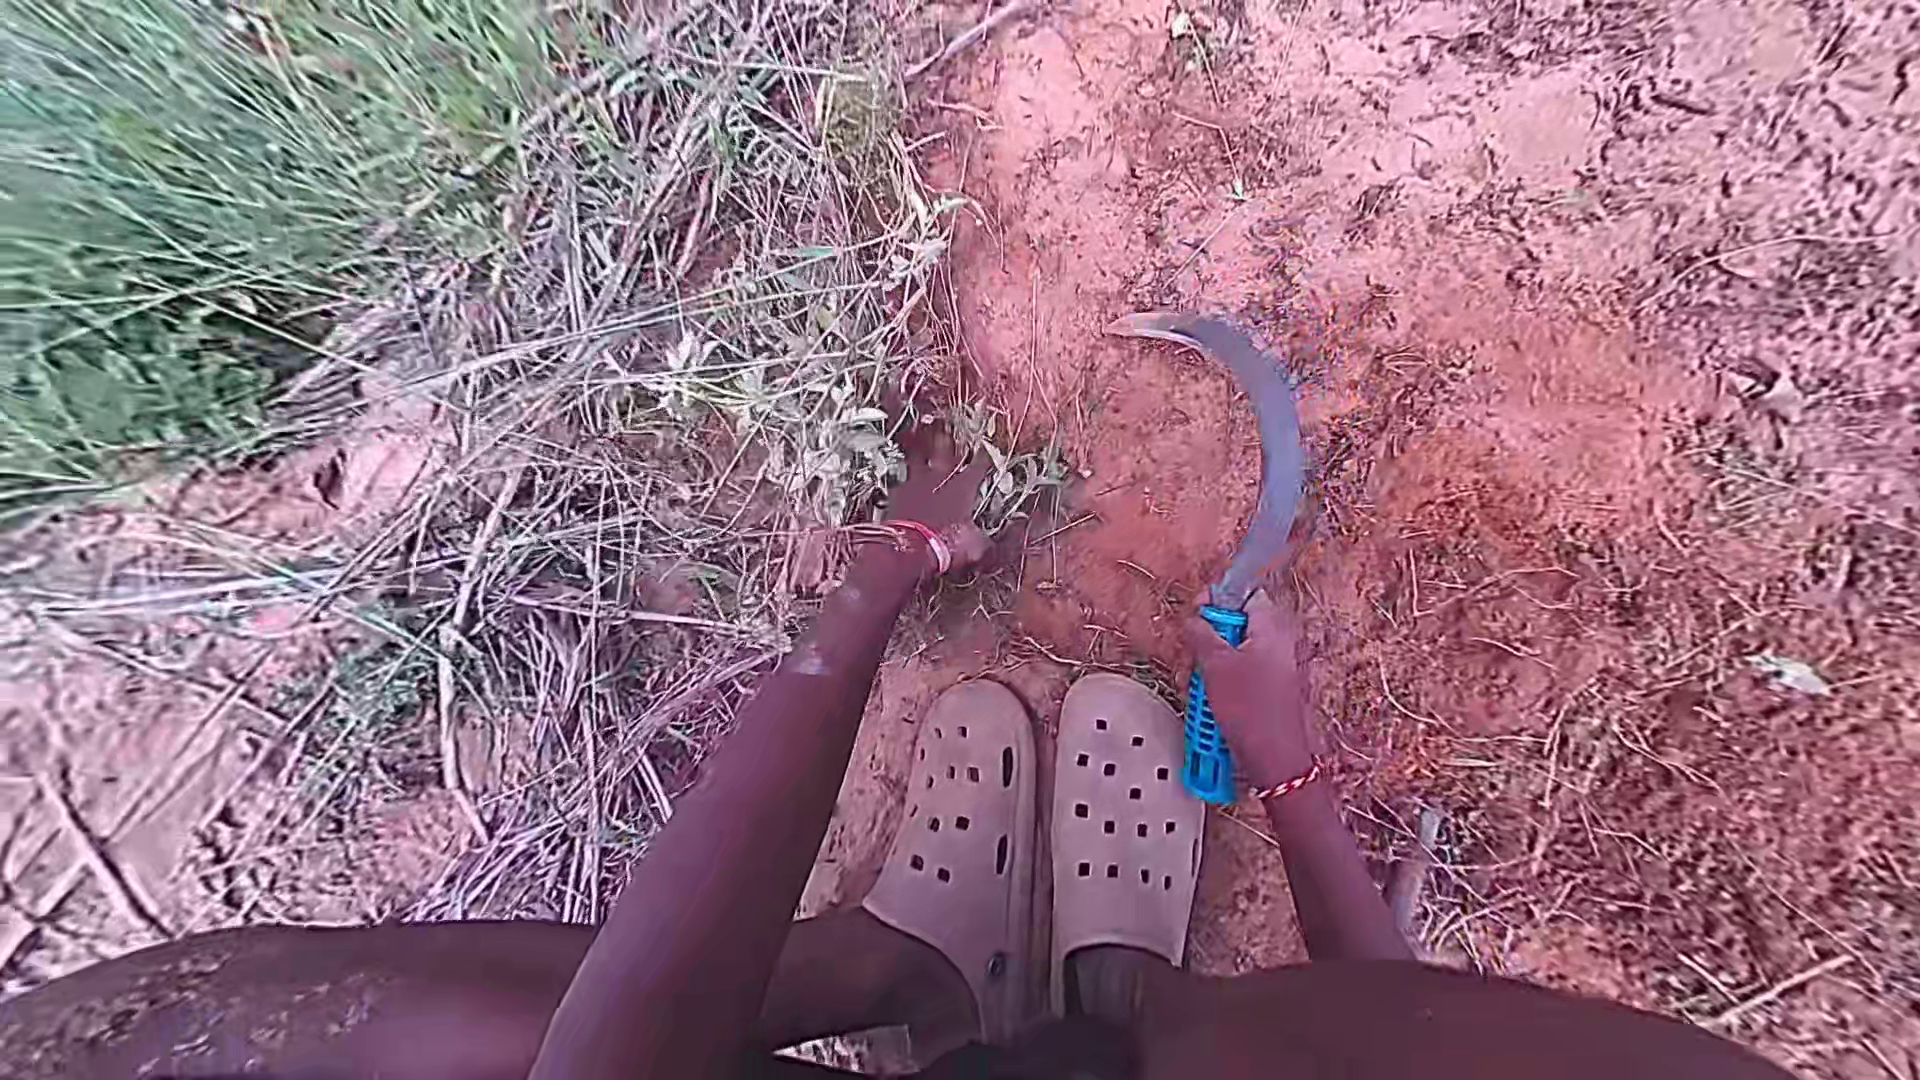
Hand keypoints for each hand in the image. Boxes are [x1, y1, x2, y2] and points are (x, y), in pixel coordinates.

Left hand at [876, 427, 989, 579]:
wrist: (909, 549)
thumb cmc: (945, 544)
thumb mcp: (977, 546)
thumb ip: (991, 538)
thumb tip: (1003, 537)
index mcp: (964, 487)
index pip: (980, 464)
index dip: (985, 456)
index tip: (988, 451)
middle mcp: (940, 478)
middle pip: (946, 450)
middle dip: (950, 441)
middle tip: (950, 432)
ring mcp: (916, 482)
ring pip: (920, 456)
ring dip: (923, 451)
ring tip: (922, 439)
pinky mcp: (897, 493)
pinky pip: (902, 479)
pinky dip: (905, 479)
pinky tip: (904, 480)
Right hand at [1184, 589, 1316, 785]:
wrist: (1274, 759)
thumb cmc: (1246, 706)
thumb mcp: (1215, 664)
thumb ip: (1201, 633)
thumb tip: (1195, 618)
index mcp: (1272, 629)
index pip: (1248, 595)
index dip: (1220, 599)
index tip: (1198, 612)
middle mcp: (1280, 643)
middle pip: (1240, 622)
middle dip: (1213, 633)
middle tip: (1195, 648)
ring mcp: (1278, 667)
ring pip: (1237, 648)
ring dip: (1215, 657)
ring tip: (1201, 676)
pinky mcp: (1271, 689)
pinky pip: (1242, 669)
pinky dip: (1225, 675)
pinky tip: (1212, 693)